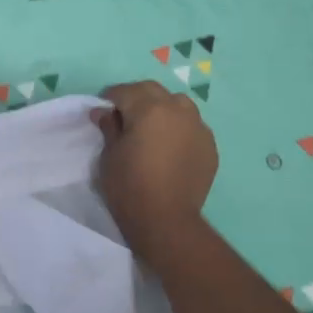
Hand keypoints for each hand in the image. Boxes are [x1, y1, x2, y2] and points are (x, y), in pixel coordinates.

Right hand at [92, 82, 219, 265]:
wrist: (166, 221)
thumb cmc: (129, 186)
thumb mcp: (110, 155)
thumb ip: (109, 127)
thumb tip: (103, 112)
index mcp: (149, 109)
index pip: (126, 91)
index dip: (111, 98)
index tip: (103, 109)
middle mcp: (178, 110)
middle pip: (153, 91)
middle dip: (137, 97)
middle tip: (124, 115)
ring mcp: (198, 128)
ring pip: (179, 105)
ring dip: (162, 108)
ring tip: (152, 127)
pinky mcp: (210, 146)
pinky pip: (192, 126)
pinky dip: (179, 128)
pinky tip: (170, 145)